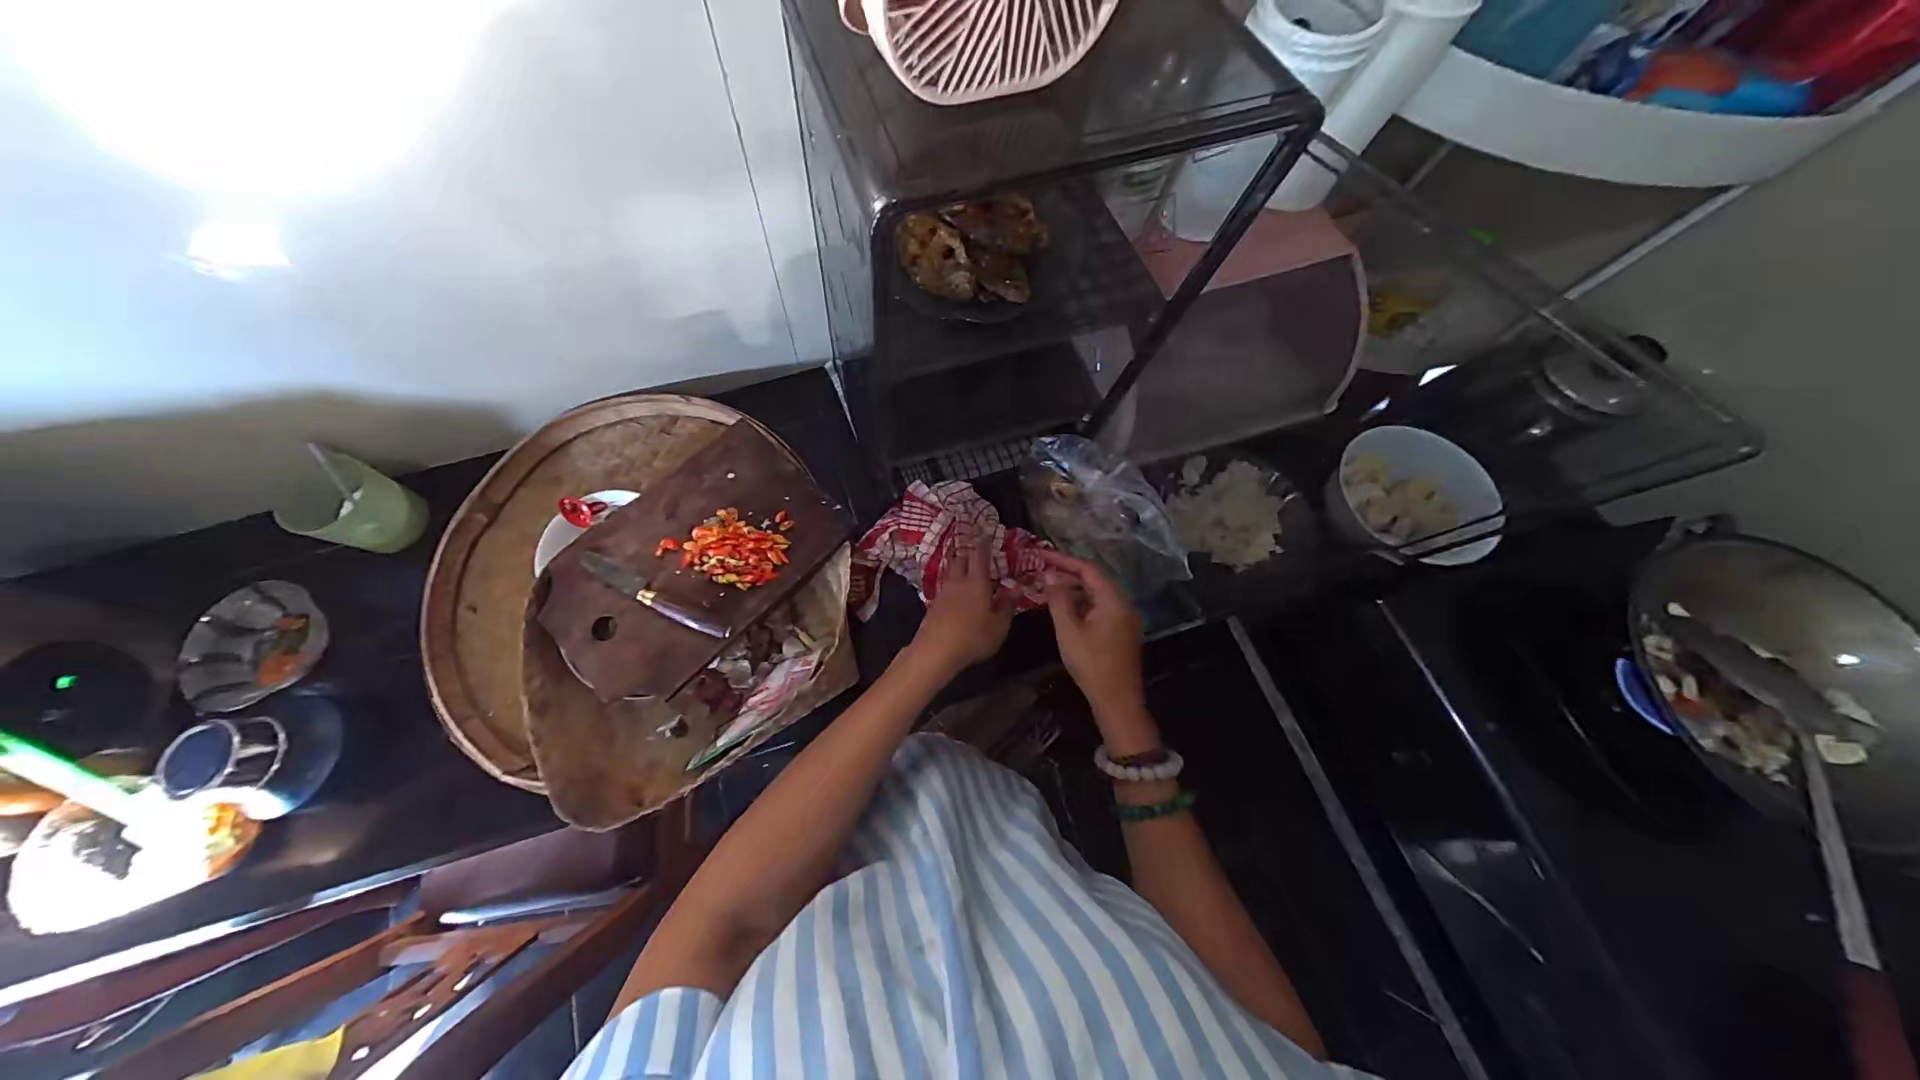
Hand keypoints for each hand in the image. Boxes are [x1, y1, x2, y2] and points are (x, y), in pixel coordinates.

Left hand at [907, 535, 1012, 676]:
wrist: (935, 651)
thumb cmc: (973, 637)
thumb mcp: (999, 625)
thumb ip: (1007, 605)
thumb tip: (1017, 588)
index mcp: (977, 581)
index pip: (980, 554)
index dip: (984, 542)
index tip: (988, 534)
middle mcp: (958, 581)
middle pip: (962, 558)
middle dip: (970, 553)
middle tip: (980, 554)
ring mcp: (943, 592)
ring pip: (952, 571)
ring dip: (961, 568)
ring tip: (970, 573)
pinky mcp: (934, 604)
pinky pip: (946, 586)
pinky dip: (954, 584)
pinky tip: (959, 595)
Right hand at [1039, 550, 1153, 746]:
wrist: (1117, 700)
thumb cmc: (1091, 664)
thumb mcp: (1068, 630)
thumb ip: (1058, 599)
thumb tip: (1049, 575)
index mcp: (1114, 600)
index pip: (1088, 569)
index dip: (1062, 560)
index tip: (1040, 555)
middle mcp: (1123, 604)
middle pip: (1094, 580)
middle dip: (1067, 574)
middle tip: (1040, 570)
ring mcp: (1124, 618)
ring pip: (1096, 595)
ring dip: (1073, 590)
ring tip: (1047, 588)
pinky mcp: (1121, 631)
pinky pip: (1099, 608)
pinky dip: (1081, 604)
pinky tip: (1063, 608)